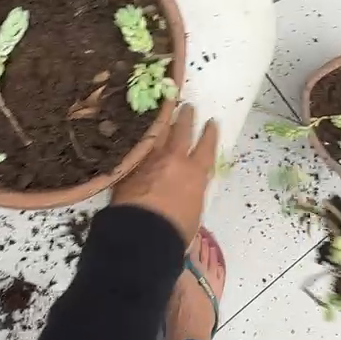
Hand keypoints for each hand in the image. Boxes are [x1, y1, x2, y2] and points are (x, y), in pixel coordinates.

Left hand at [109, 104, 219, 243]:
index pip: (206, 148)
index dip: (210, 134)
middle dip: (186, 117)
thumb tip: (186, 194)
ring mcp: (149, 160)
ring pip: (157, 133)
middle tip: (187, 105)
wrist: (141, 234)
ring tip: (163, 109)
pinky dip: (138, 138)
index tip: (212, 122)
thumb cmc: (174, 232)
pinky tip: (135, 132)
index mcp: (194, 173)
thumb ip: (191, 196)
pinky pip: (135, 146)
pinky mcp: (128, 166)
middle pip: (182, 132)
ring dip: (162, 120)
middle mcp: (173, 160)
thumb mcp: (193, 214)